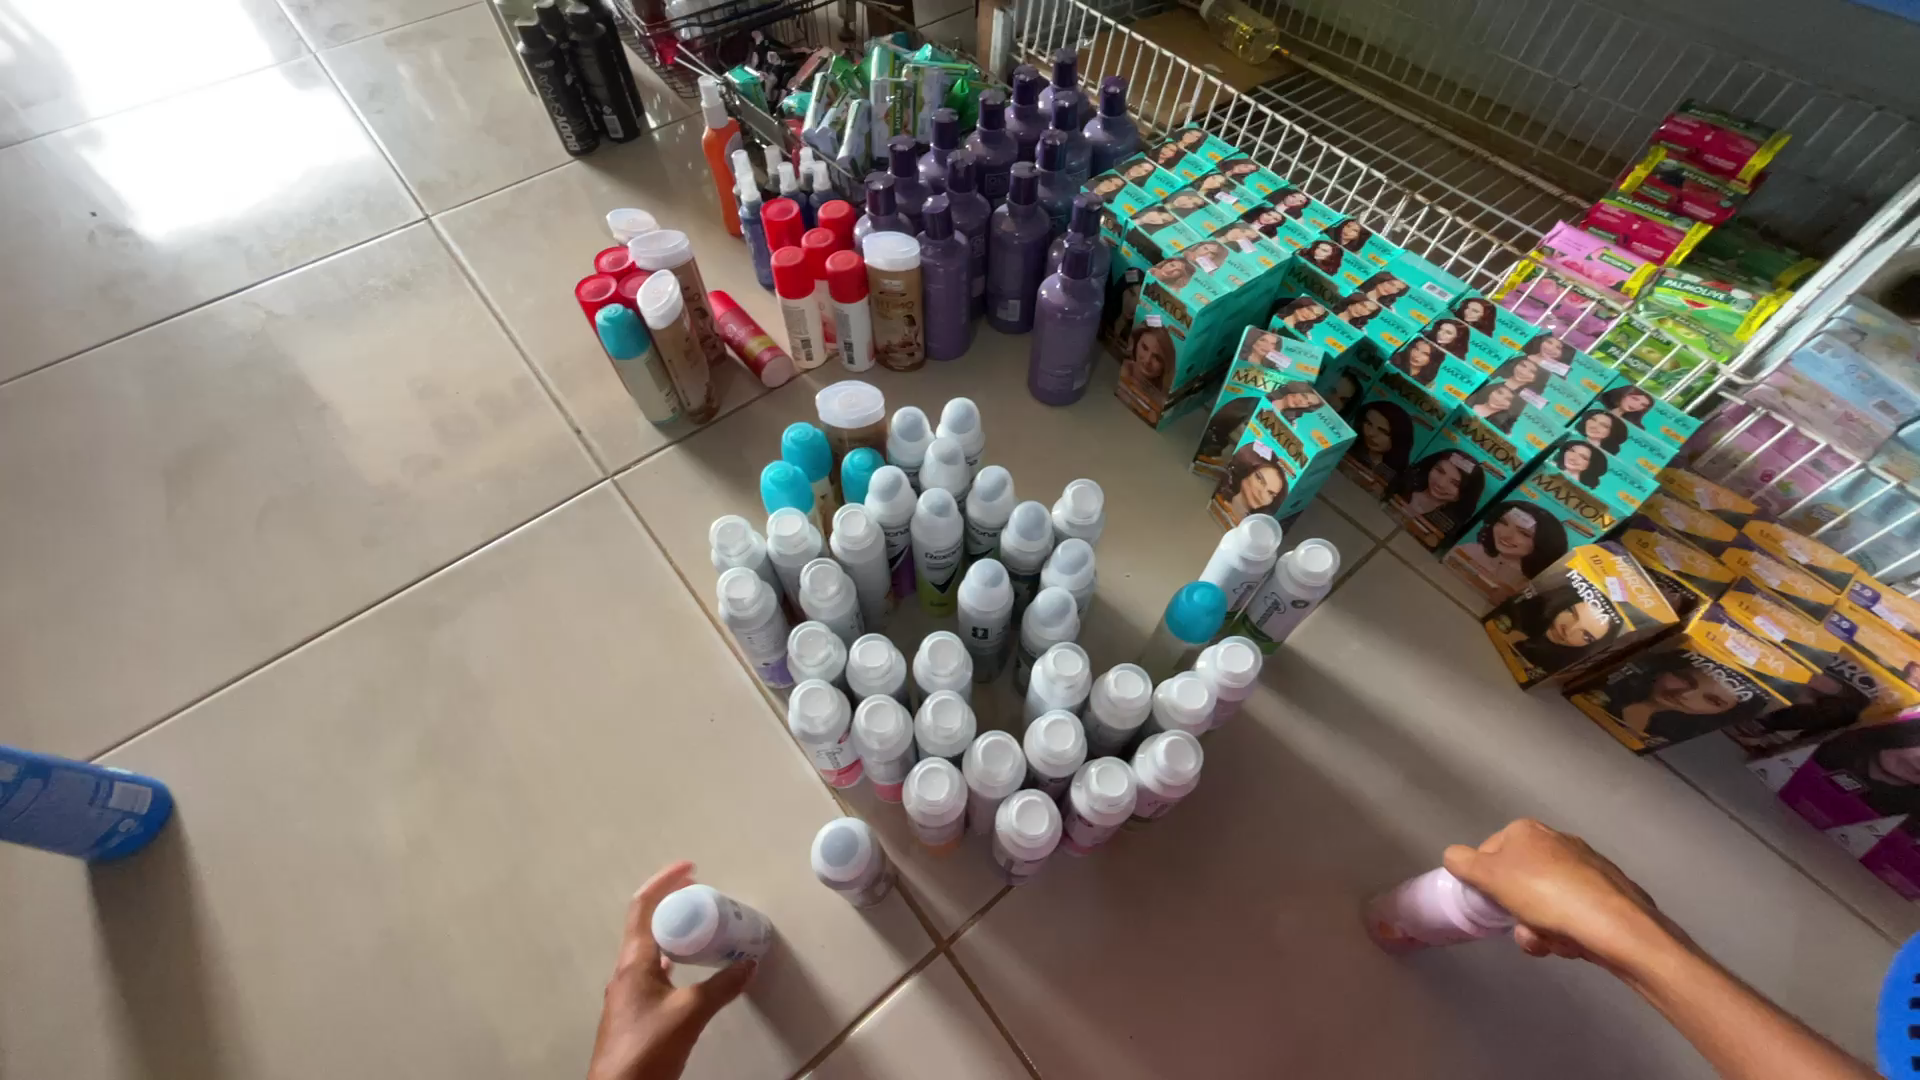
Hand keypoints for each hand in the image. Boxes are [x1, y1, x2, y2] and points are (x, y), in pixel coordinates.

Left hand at [587, 862, 754, 1079]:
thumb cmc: (646, 1051)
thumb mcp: (690, 1014)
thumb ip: (722, 986)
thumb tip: (749, 962)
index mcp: (633, 963)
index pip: (643, 907)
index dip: (664, 881)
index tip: (692, 868)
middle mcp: (626, 973)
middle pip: (646, 924)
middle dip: (673, 903)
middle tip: (704, 894)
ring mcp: (628, 995)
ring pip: (651, 948)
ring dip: (674, 930)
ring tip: (703, 925)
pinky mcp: (634, 1014)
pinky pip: (654, 970)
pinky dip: (674, 957)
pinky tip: (692, 965)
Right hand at [1443, 819, 1681, 978]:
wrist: (1622, 931)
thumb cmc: (1545, 895)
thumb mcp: (1485, 876)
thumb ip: (1459, 861)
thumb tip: (1458, 858)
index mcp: (1527, 830)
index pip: (1490, 853)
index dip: (1487, 881)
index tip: (1495, 904)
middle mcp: (1560, 841)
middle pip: (1522, 880)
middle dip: (1519, 910)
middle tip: (1526, 930)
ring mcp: (1594, 868)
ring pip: (1550, 901)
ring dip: (1543, 926)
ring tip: (1553, 943)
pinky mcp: (1619, 897)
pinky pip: (1581, 913)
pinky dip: (1573, 929)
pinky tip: (1578, 944)